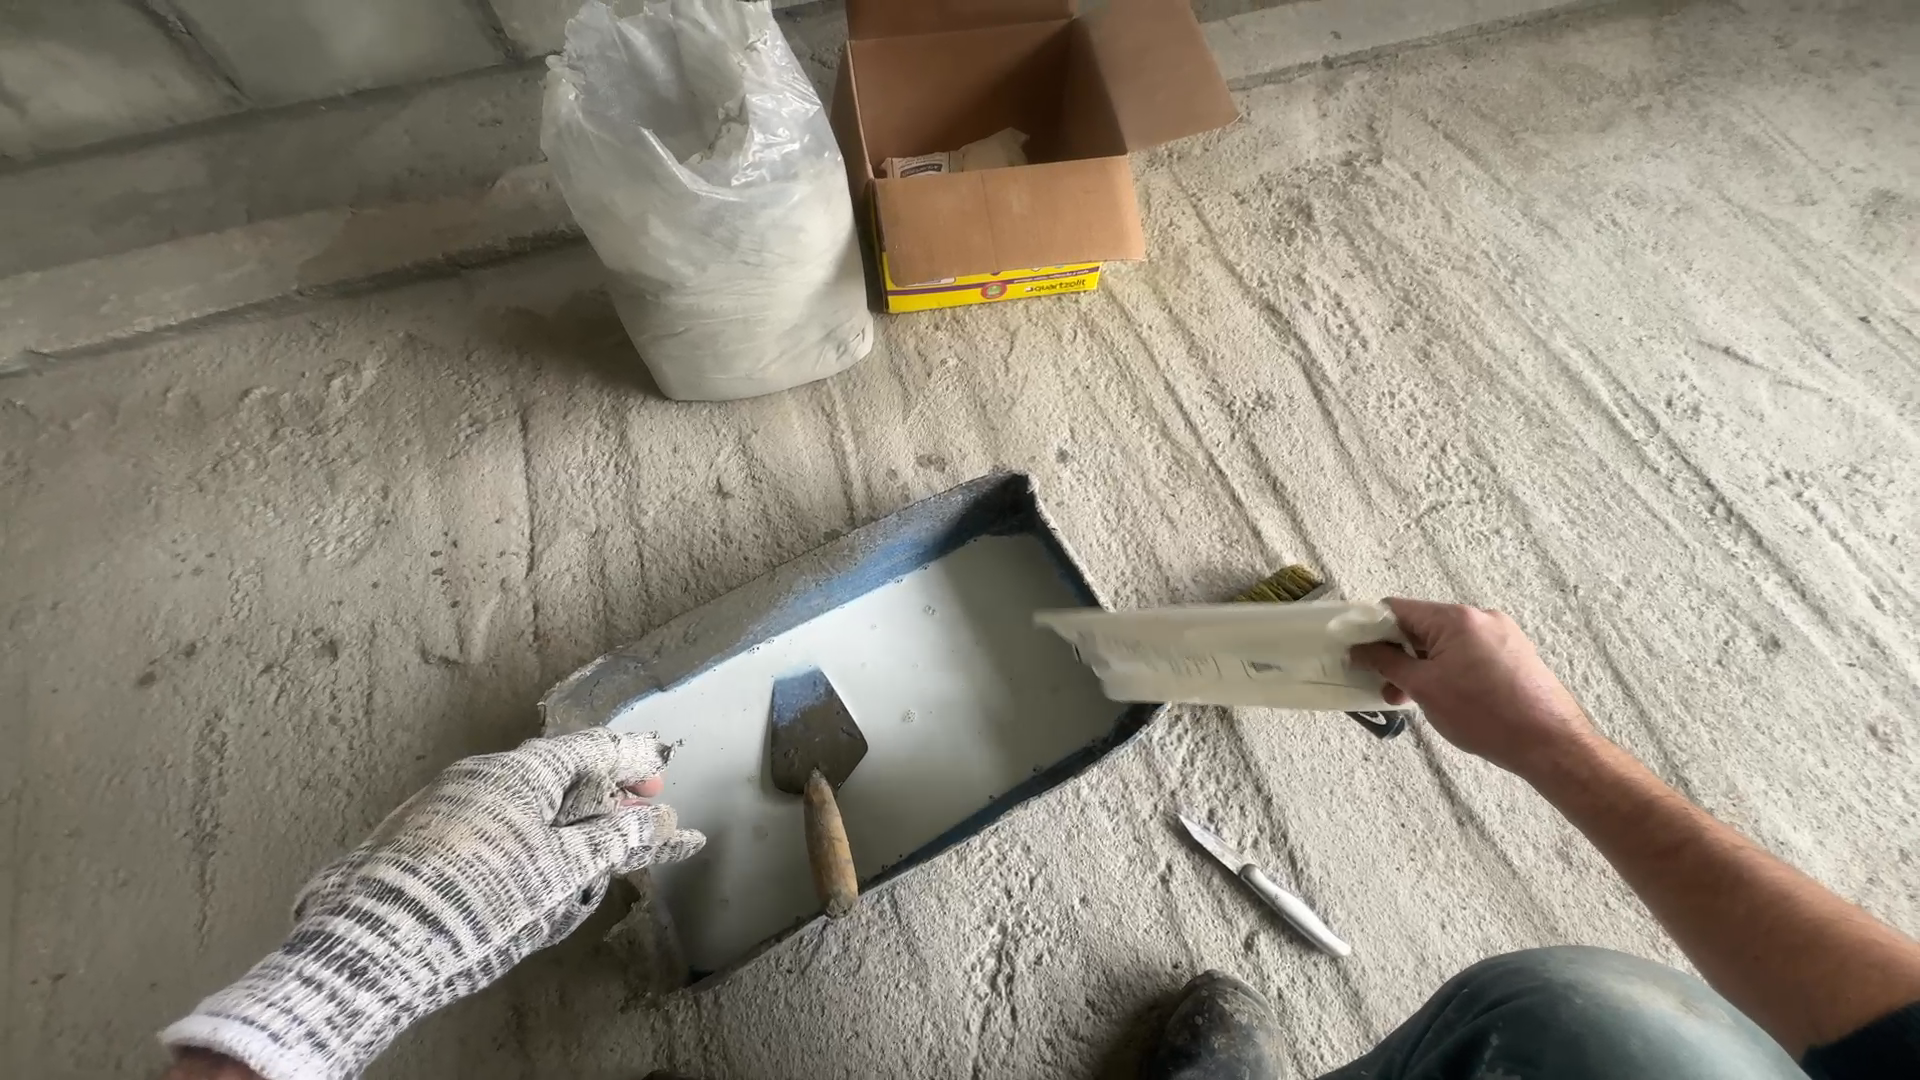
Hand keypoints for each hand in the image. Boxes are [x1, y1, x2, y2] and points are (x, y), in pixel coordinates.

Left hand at [162, 729, 704, 1079]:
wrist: (365, 951)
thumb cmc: (480, 901)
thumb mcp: (562, 872)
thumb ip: (616, 840)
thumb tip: (660, 822)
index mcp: (521, 771)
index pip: (592, 748)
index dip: (632, 761)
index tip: (659, 774)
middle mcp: (481, 773)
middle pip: (559, 772)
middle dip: (602, 792)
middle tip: (635, 812)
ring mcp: (443, 803)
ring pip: (523, 798)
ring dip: (565, 814)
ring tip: (586, 846)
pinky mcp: (415, 836)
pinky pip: (490, 820)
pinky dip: (525, 830)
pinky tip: (528, 862)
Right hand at [1349, 599, 1595, 776]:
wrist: (1553, 746)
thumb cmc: (1485, 715)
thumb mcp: (1422, 687)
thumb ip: (1385, 662)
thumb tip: (1361, 650)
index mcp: (1456, 618)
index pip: (1396, 609)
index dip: (1370, 629)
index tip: (1357, 652)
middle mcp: (1480, 618)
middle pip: (1420, 625)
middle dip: (1396, 653)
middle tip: (1384, 684)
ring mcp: (1501, 635)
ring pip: (1443, 642)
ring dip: (1419, 665)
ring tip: (1410, 697)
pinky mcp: (1514, 654)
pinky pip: (1466, 653)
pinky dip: (1445, 669)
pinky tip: (1441, 696)